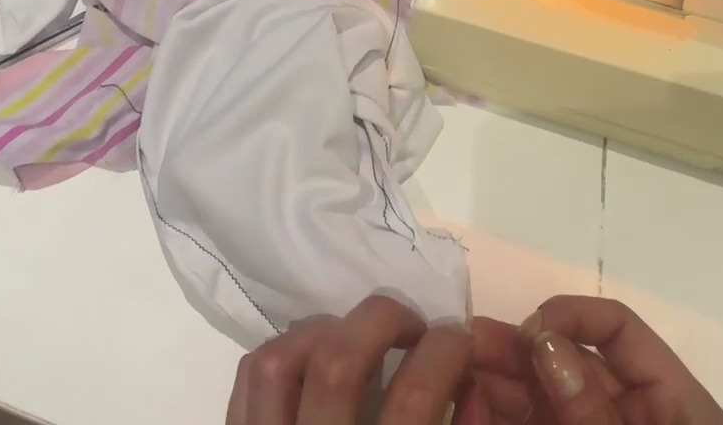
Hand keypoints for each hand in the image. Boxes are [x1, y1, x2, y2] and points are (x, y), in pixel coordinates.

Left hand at [227, 294, 476, 424]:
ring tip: (358, 335)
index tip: (459, 336)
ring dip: (325, 329)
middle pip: (336, 360)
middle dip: (383, 320)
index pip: (411, 401)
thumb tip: (474, 382)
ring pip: (278, 359)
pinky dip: (282, 349)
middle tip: (414, 325)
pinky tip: (311, 354)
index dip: (445, 353)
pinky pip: (248, 376)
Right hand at [463, 297, 722, 424]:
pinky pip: (529, 424)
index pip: (618, 329)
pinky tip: (465, 406)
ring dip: (494, 379)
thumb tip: (544, 340)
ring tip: (449, 370)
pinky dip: (495, 413)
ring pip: (538, 395)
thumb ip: (594, 410)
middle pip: (566, 362)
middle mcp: (628, 412)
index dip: (570, 315)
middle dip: (512, 348)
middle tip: (458, 341)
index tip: (527, 330)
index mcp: (672, 403)